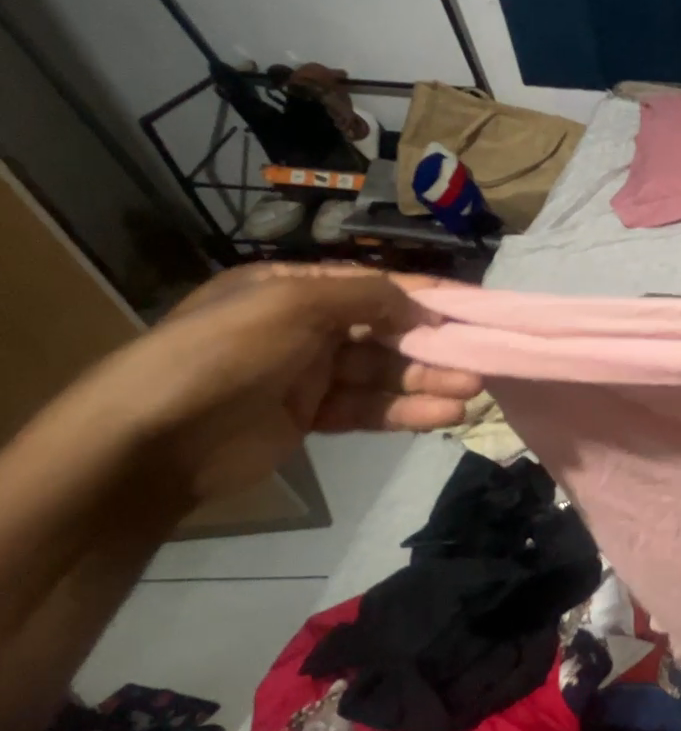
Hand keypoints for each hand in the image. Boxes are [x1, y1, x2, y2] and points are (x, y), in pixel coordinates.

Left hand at [49, 264, 481, 506]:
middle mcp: (304, 327)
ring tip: (472, 393)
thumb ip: (367, 296)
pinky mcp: (309, 418)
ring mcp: (307, 374)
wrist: (148, 443)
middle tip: (483, 359)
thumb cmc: (221, 354)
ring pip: (385, 373)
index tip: (480, 309)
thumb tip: (423, 306)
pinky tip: (443, 416)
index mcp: (294, 288)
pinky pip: (370, 408)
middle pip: (388, 332)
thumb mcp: (294, 303)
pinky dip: (407, 412)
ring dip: (430, 381)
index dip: (430, 297)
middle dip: (437, 345)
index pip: (377, 286)